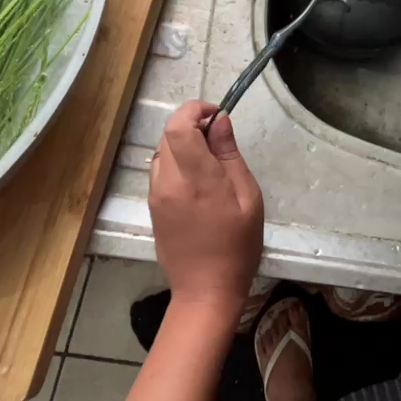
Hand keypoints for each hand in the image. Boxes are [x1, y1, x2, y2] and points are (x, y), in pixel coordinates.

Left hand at [149, 100, 263, 314]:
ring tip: (209, 159)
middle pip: (168, 134)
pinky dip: (176, 162)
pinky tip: (197, 179)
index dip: (194, 110)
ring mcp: (156, 195)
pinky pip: (160, 170)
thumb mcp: (248, 196)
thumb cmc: (237, 244)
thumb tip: (220, 120)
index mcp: (195, 179)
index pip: (178, 127)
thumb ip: (229, 154)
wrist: (206, 290)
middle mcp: (168, 182)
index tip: (217, 114)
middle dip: (192, 125)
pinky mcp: (153, 207)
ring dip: (183, 144)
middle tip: (218, 137)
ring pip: (162, 151)